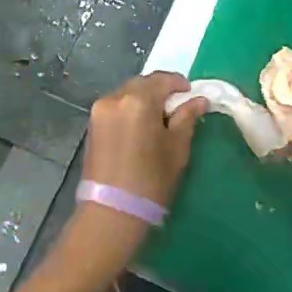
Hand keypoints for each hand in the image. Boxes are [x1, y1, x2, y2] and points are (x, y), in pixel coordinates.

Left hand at [81, 71, 209, 211]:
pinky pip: (116, 106)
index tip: (191, 93)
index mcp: (138, 101)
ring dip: (144, 99)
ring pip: (127, 94)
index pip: (162, 79)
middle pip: (142, 84)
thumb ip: (187, 117)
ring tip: (159, 116)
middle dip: (160, 89)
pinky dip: (130, 109)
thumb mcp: (177, 147)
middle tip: (177, 104)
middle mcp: (115, 98)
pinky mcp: (92, 126)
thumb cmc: (151, 179)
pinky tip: (141, 125)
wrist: (112, 212)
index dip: (179, 83)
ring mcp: (99, 111)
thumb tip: (199, 100)